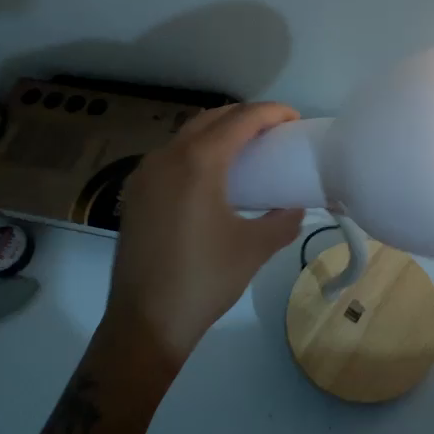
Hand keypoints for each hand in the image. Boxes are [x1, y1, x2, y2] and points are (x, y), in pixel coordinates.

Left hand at [104, 103, 304, 366]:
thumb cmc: (205, 280)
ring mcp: (145, 175)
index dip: (271, 113)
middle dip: (245, 117)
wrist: (146, 321)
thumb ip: (283, 220)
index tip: (294, 119)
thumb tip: (296, 206)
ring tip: (247, 149)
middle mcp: (167, 157)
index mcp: (199, 163)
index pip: (240, 120)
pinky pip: (171, 157)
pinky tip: (213, 176)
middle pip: (211, 119)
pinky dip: (197, 152)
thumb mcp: (255, 248)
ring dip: (218, 132)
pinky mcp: (136, 194)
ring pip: (187, 136)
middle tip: (275, 131)